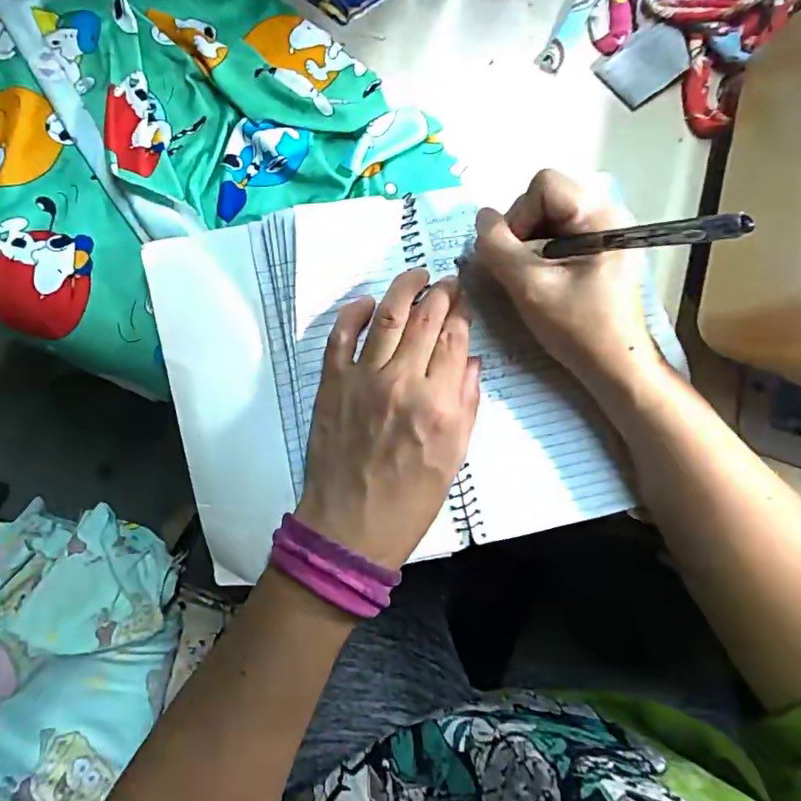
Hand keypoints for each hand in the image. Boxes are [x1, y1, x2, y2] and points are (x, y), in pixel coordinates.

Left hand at [296, 269, 480, 569]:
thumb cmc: (409, 501)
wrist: (349, 525)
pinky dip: (354, 312)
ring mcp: (362, 378)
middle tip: (447, 280)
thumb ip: (466, 404)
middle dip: (440, 293)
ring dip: (404, 289)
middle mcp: (402, 382)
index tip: (464, 302)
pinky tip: (368, 302)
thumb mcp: (453, 458)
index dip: (461, 314)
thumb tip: (468, 359)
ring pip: (387, 317)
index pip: (454, 339)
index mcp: (439, 404)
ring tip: (416, 275)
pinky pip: (342, 335)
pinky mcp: (332, 383)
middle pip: (425, 319)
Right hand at [472, 169, 662, 388]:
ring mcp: (605, 234)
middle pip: (545, 199)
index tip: (515, 255)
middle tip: (519, 269)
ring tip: (530, 278)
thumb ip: (498, 247)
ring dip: (529, 245)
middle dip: (522, 230)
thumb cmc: (578, 328)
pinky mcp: (600, 252)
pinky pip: (559, 237)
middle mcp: (607, 215)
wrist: (617, 367)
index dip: (519, 215)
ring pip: (548, 219)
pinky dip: (541, 254)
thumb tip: (482, 218)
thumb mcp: (529, 286)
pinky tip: (543, 282)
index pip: (543, 185)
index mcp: (599, 216)